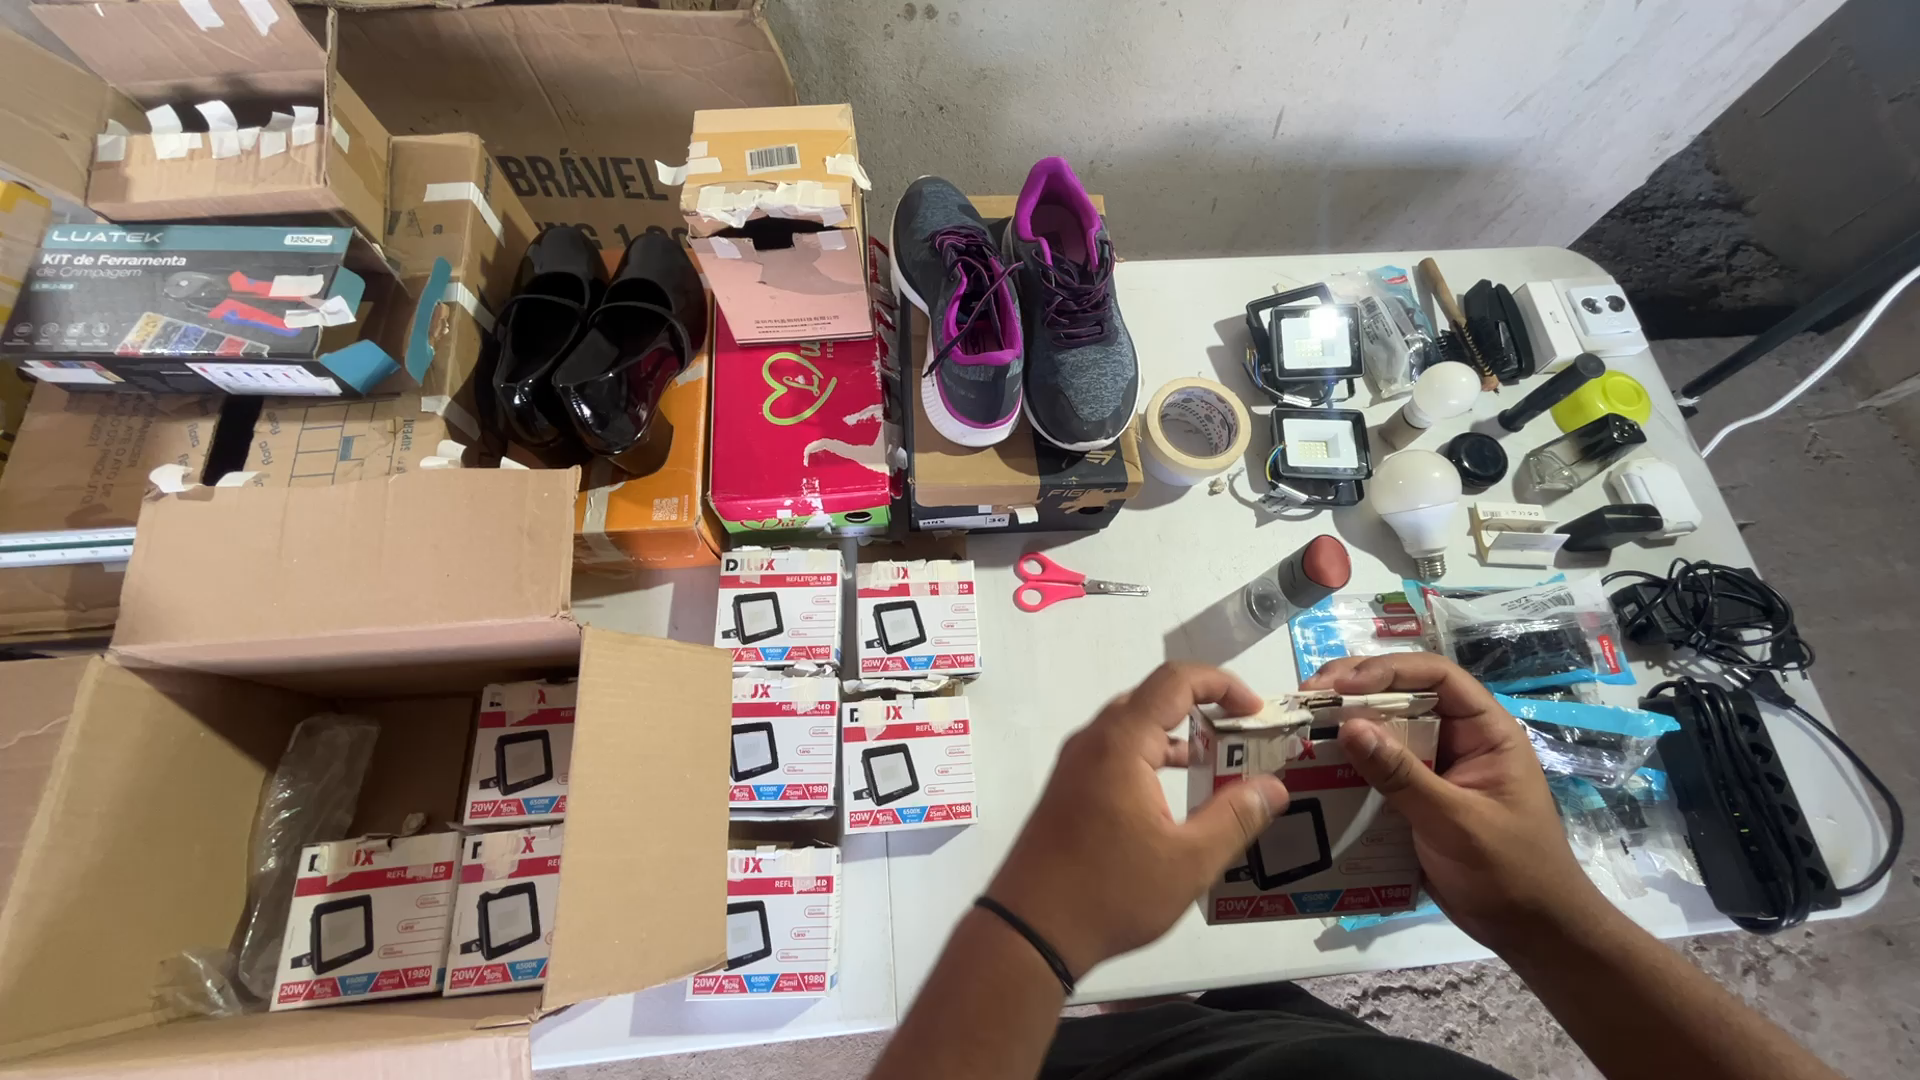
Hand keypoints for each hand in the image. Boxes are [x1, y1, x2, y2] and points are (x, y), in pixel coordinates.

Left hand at [985, 662, 1290, 978]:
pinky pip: (1117, 749)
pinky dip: (1152, 753)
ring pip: (1134, 725)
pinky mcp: (1070, 784)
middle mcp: (1094, 740)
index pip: (1174, 681)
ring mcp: (1076, 762)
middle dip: (1203, 707)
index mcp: (1121, 743)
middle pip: (1153, 698)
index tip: (1255, 712)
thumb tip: (1273, 786)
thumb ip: (1235, 817)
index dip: (1221, 685)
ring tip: (1220, 760)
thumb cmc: (1110, 891)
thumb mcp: (1188, 862)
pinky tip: (1177, 789)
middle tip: (1244, 735)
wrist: (1030, 925)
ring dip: (1177, 733)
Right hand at [1304, 654, 1607, 950]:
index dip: (1387, 670)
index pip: (1436, 676)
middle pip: (1400, 692)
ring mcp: (1431, 764)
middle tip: (1306, 696)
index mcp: (1485, 732)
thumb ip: (1403, 775)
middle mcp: (1455, 737)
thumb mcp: (1457, 823)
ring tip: (1300, 721)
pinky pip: (1371, 761)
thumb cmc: (1512, 874)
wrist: (1532, 934)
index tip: (1340, 685)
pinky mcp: (1409, 791)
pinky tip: (1310, 759)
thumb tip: (1348, 726)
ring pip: (1381, 725)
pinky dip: (1341, 756)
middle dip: (1351, 688)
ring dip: (1341, 720)